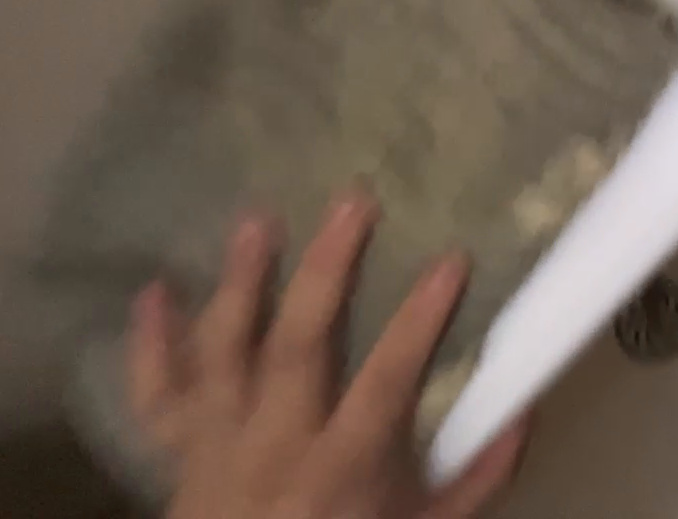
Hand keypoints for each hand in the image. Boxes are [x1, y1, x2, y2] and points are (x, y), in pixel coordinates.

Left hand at [128, 192, 528, 518]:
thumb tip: (526, 404)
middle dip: (327, 270)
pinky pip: (156, 397)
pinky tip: (155, 290)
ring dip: (241, 283)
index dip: (420, 319)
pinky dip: (151, 345)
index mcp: (340, 469)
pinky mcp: (178, 456)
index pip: (386, 380)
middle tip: (353, 204)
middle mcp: (270, 450)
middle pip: (295, 348)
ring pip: (221, 356)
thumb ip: (482, 474)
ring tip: (259, 219)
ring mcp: (213, 450)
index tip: (453, 259)